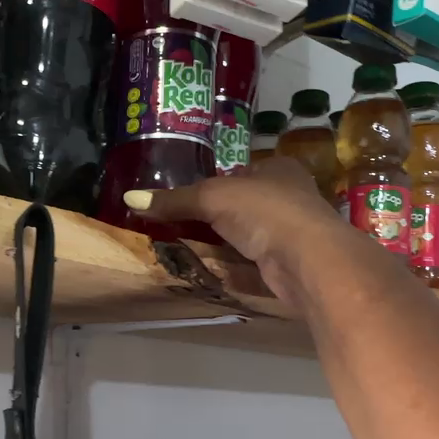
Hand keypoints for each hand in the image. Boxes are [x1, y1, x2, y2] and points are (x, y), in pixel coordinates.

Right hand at [124, 160, 354, 310]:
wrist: (308, 259)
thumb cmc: (265, 212)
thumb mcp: (211, 197)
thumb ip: (174, 200)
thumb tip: (130, 200)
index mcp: (279, 169)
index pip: (242, 171)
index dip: (218, 181)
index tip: (191, 196)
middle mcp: (292, 196)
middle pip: (246, 204)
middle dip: (220, 215)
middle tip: (184, 224)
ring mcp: (293, 232)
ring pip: (251, 234)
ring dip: (228, 242)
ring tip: (192, 247)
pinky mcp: (290, 263)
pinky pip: (255, 262)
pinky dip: (238, 266)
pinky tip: (216, 269)